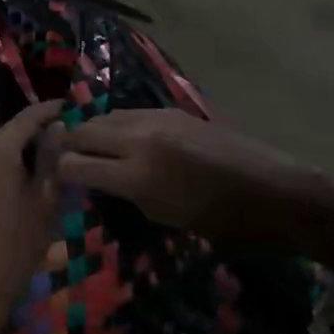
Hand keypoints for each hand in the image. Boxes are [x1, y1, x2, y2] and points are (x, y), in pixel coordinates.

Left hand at [0, 101, 64, 318]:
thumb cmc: (24, 234)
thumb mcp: (47, 192)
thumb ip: (53, 154)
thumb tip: (61, 124)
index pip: (29, 117)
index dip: (52, 109)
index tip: (76, 105)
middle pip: (17, 126)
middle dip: (44, 126)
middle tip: (76, 129)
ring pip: (9, 139)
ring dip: (32, 140)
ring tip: (64, 145)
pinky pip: (0, 152)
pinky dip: (20, 152)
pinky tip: (41, 161)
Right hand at [56, 109, 306, 244]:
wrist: (276, 192)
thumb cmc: (223, 222)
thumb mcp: (164, 216)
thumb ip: (125, 192)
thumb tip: (100, 179)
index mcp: (136, 175)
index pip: (75, 164)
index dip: (60, 172)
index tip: (57, 179)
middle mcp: (139, 139)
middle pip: (83, 131)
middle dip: (70, 146)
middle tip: (69, 160)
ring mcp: (156, 119)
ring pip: (104, 116)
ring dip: (93, 132)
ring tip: (94, 148)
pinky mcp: (172, 111)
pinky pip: (129, 113)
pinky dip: (118, 126)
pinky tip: (125, 140)